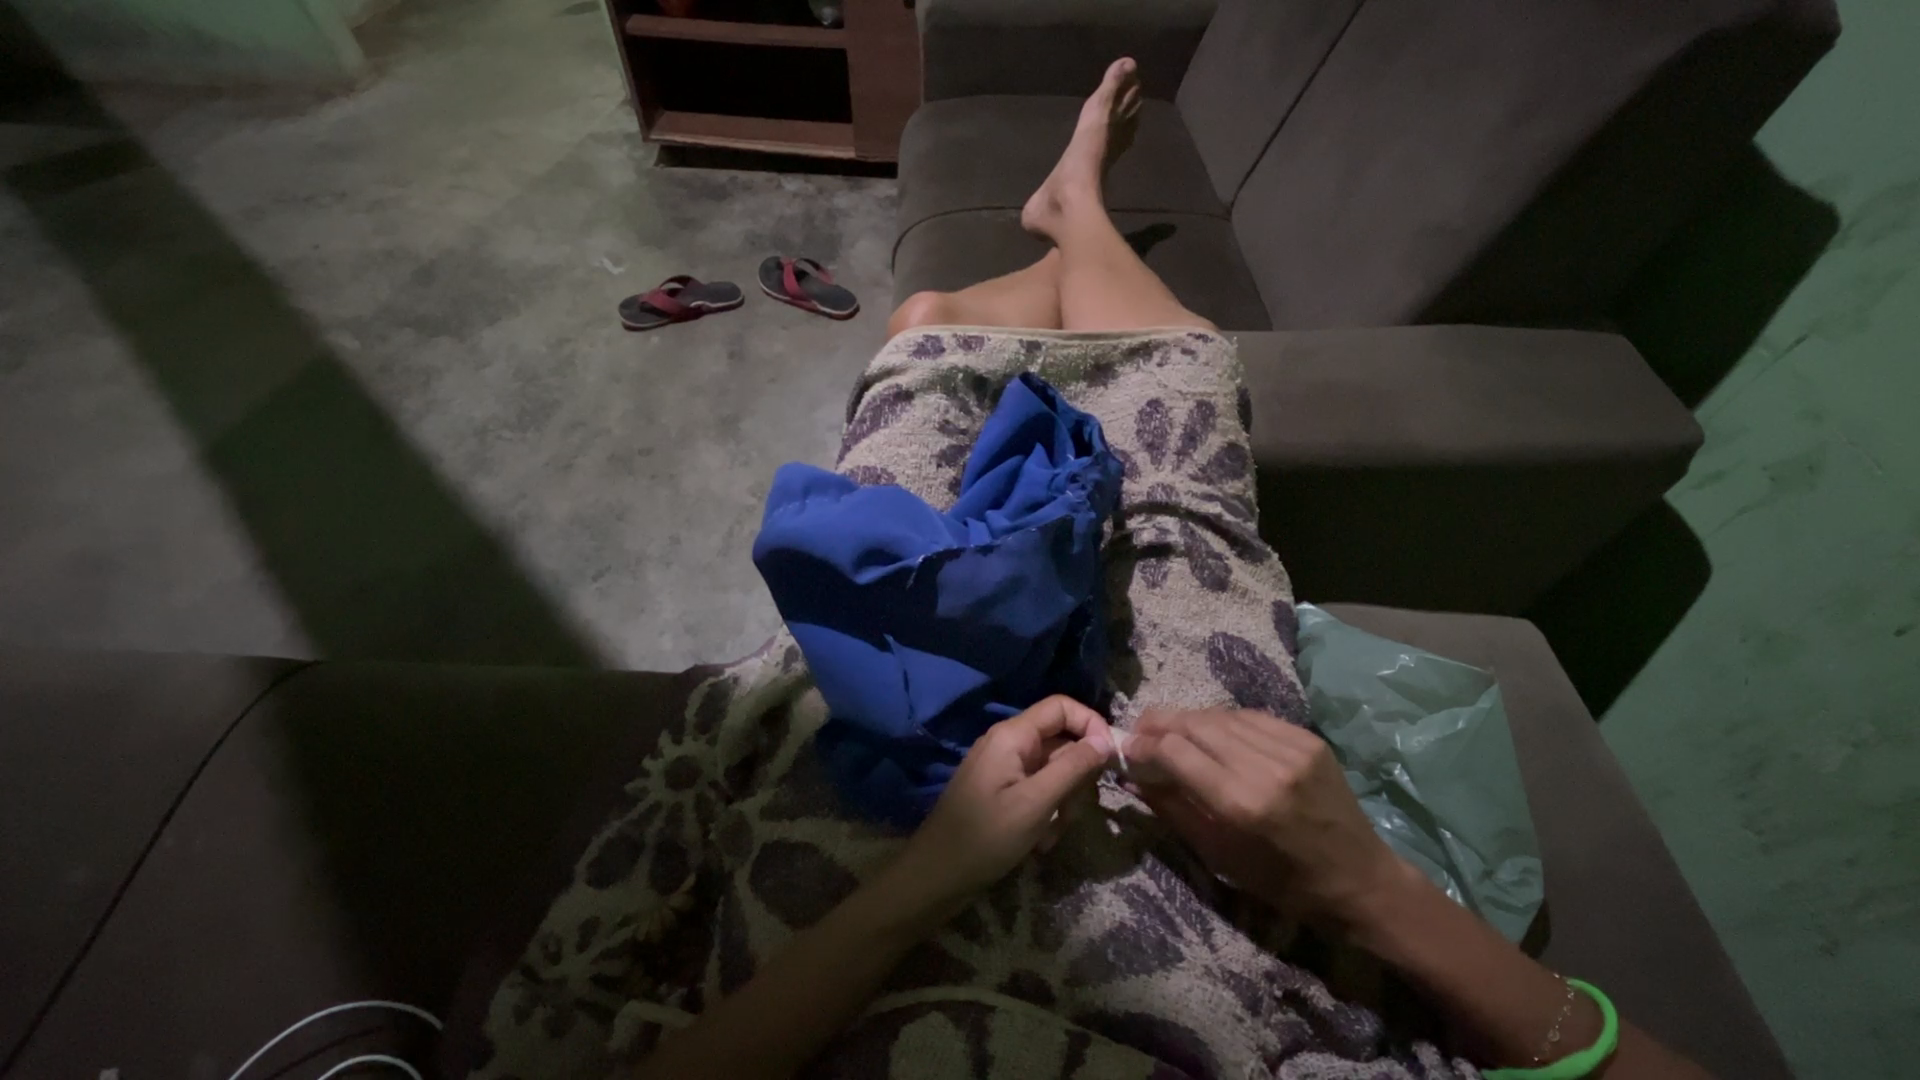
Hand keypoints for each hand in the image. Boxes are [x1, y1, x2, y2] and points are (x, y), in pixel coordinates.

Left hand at [888, 696, 1114, 913]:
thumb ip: (1072, 768)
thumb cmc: (986, 836)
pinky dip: (1047, 814)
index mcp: (1012, 736)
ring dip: (1064, 802)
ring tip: (1051, 835)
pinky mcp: (1002, 793)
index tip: (1110, 760)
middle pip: (1061, 742)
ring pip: (1054, 771)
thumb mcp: (1036, 803)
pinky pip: (1039, 791)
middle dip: (1077, 777)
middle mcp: (1008, 744)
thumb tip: (1106, 739)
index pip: (1062, 707)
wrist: (937, 876)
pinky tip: (1039, 843)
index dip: (1091, 725)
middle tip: (1074, 813)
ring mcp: (1004, 769)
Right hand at [1126, 708, 1402, 923]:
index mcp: (1241, 803)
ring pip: (1220, 714)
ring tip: (1171, 732)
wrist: (1360, 880)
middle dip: (1159, 724)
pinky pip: (1251, 717)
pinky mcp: (1308, 739)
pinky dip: (1224, 722)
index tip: (1126, 750)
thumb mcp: (1218, 856)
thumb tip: (1133, 776)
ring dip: (1188, 720)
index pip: (1174, 751)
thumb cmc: (1283, 883)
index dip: (1143, 745)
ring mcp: (1291, 748)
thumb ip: (1172, 809)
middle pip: (1194, 724)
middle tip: (1139, 734)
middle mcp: (1265, 767)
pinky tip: (1213, 733)